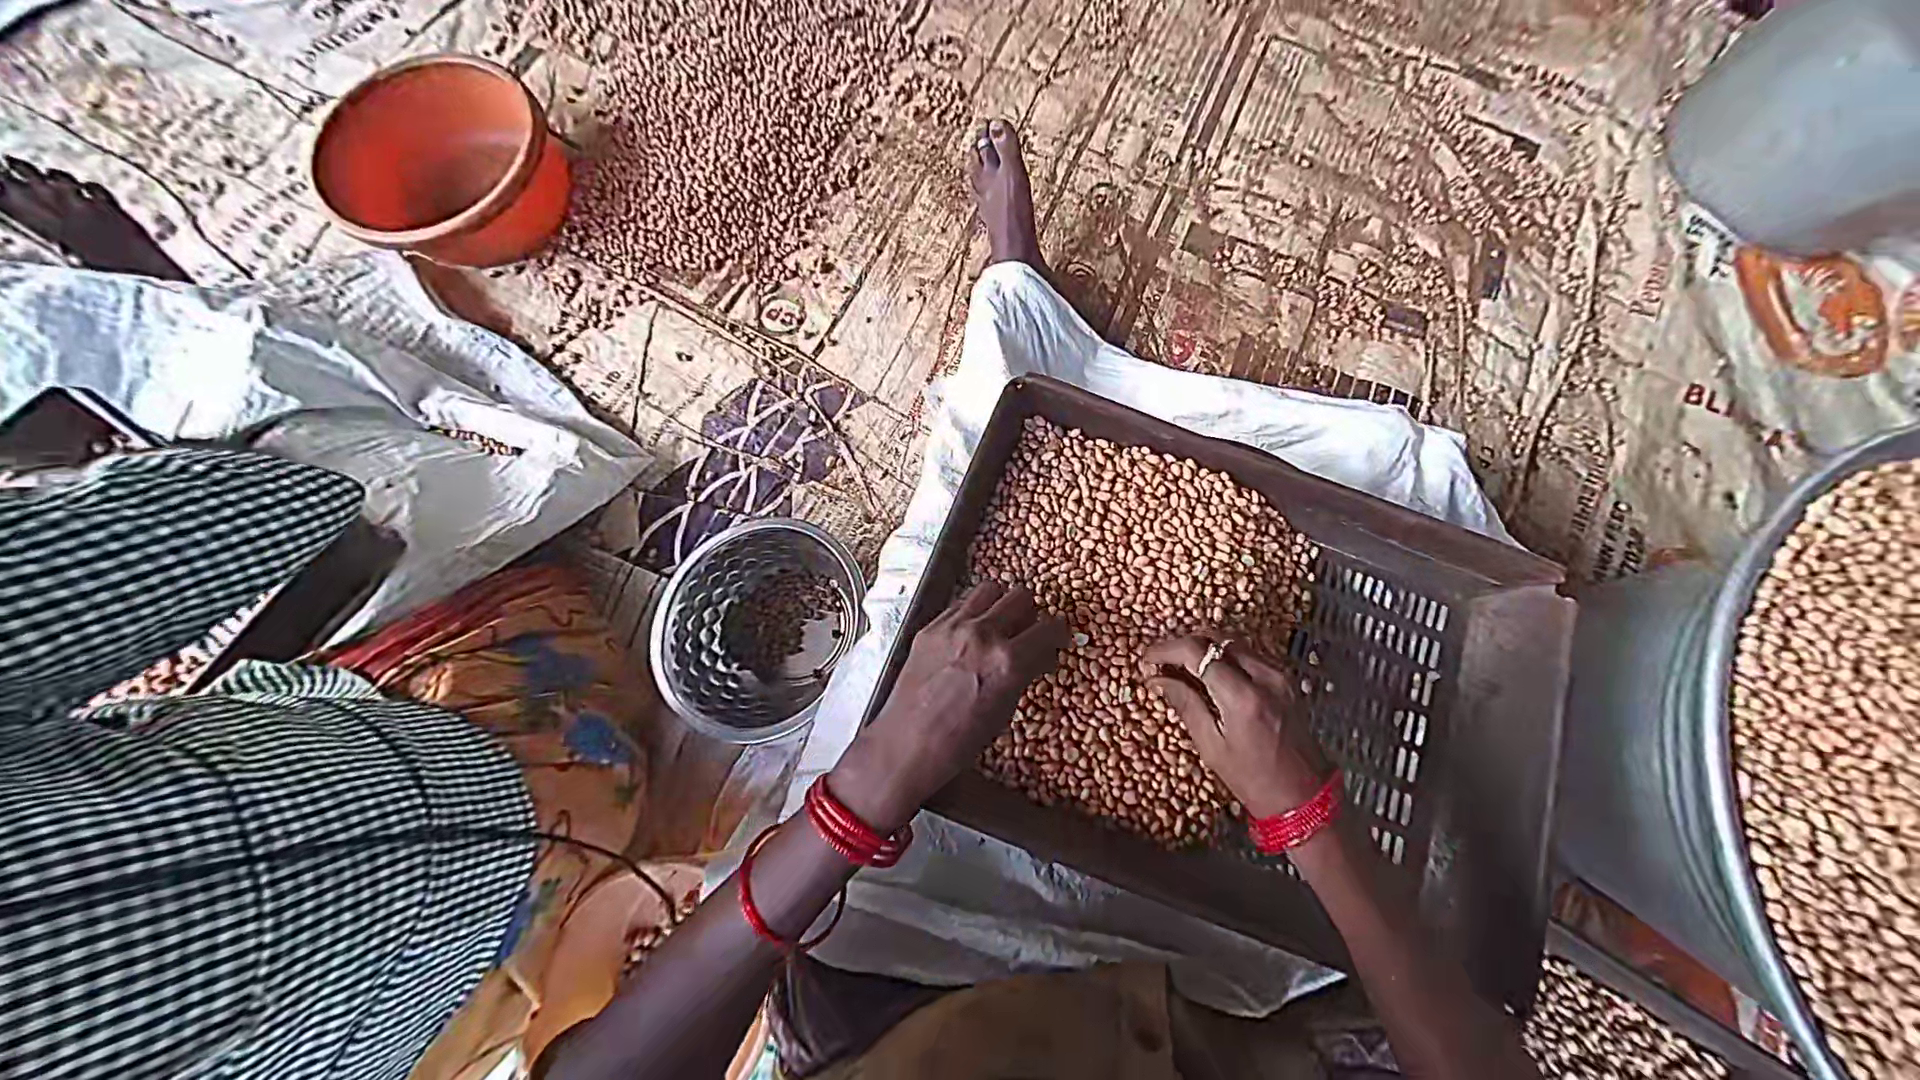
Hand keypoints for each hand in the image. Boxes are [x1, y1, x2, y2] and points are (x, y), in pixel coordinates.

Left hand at [831, 581, 1069, 832]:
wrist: (907, 744)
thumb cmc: (958, 740)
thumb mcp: (1005, 710)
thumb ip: (1025, 674)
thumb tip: (1041, 656)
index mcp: (1008, 661)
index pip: (1050, 628)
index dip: (1059, 632)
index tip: (1057, 636)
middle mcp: (982, 635)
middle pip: (1022, 597)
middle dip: (1030, 613)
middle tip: (1028, 631)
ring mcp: (952, 627)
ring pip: (990, 590)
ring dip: (1000, 605)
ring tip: (998, 626)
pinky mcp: (930, 627)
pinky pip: (960, 604)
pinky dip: (971, 613)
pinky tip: (969, 635)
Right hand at [1141, 636, 1330, 818]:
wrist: (1304, 796)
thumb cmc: (1253, 779)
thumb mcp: (1211, 746)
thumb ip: (1185, 704)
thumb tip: (1157, 679)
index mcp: (1242, 697)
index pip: (1196, 652)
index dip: (1166, 649)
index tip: (1147, 658)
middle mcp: (1264, 677)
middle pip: (1215, 637)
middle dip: (1183, 644)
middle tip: (1161, 661)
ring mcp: (1278, 676)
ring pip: (1231, 641)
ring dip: (1202, 646)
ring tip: (1180, 666)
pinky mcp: (1284, 680)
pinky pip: (1246, 653)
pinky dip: (1222, 655)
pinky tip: (1206, 672)